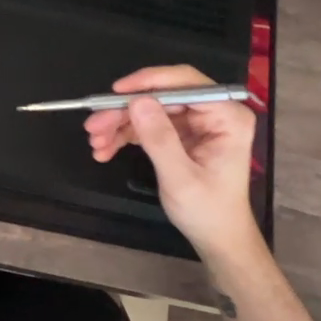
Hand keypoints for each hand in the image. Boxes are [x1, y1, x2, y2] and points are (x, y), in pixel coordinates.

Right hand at [85, 65, 260, 255]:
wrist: (217, 238)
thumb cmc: (207, 211)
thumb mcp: (181, 178)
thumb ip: (160, 139)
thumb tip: (137, 101)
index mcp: (227, 116)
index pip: (186, 83)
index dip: (149, 82)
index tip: (115, 93)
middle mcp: (213, 112)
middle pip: (161, 96)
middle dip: (125, 110)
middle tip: (93, 126)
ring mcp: (196, 123)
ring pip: (149, 109)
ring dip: (119, 124)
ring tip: (95, 143)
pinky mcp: (181, 134)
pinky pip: (148, 125)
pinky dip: (125, 135)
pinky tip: (105, 149)